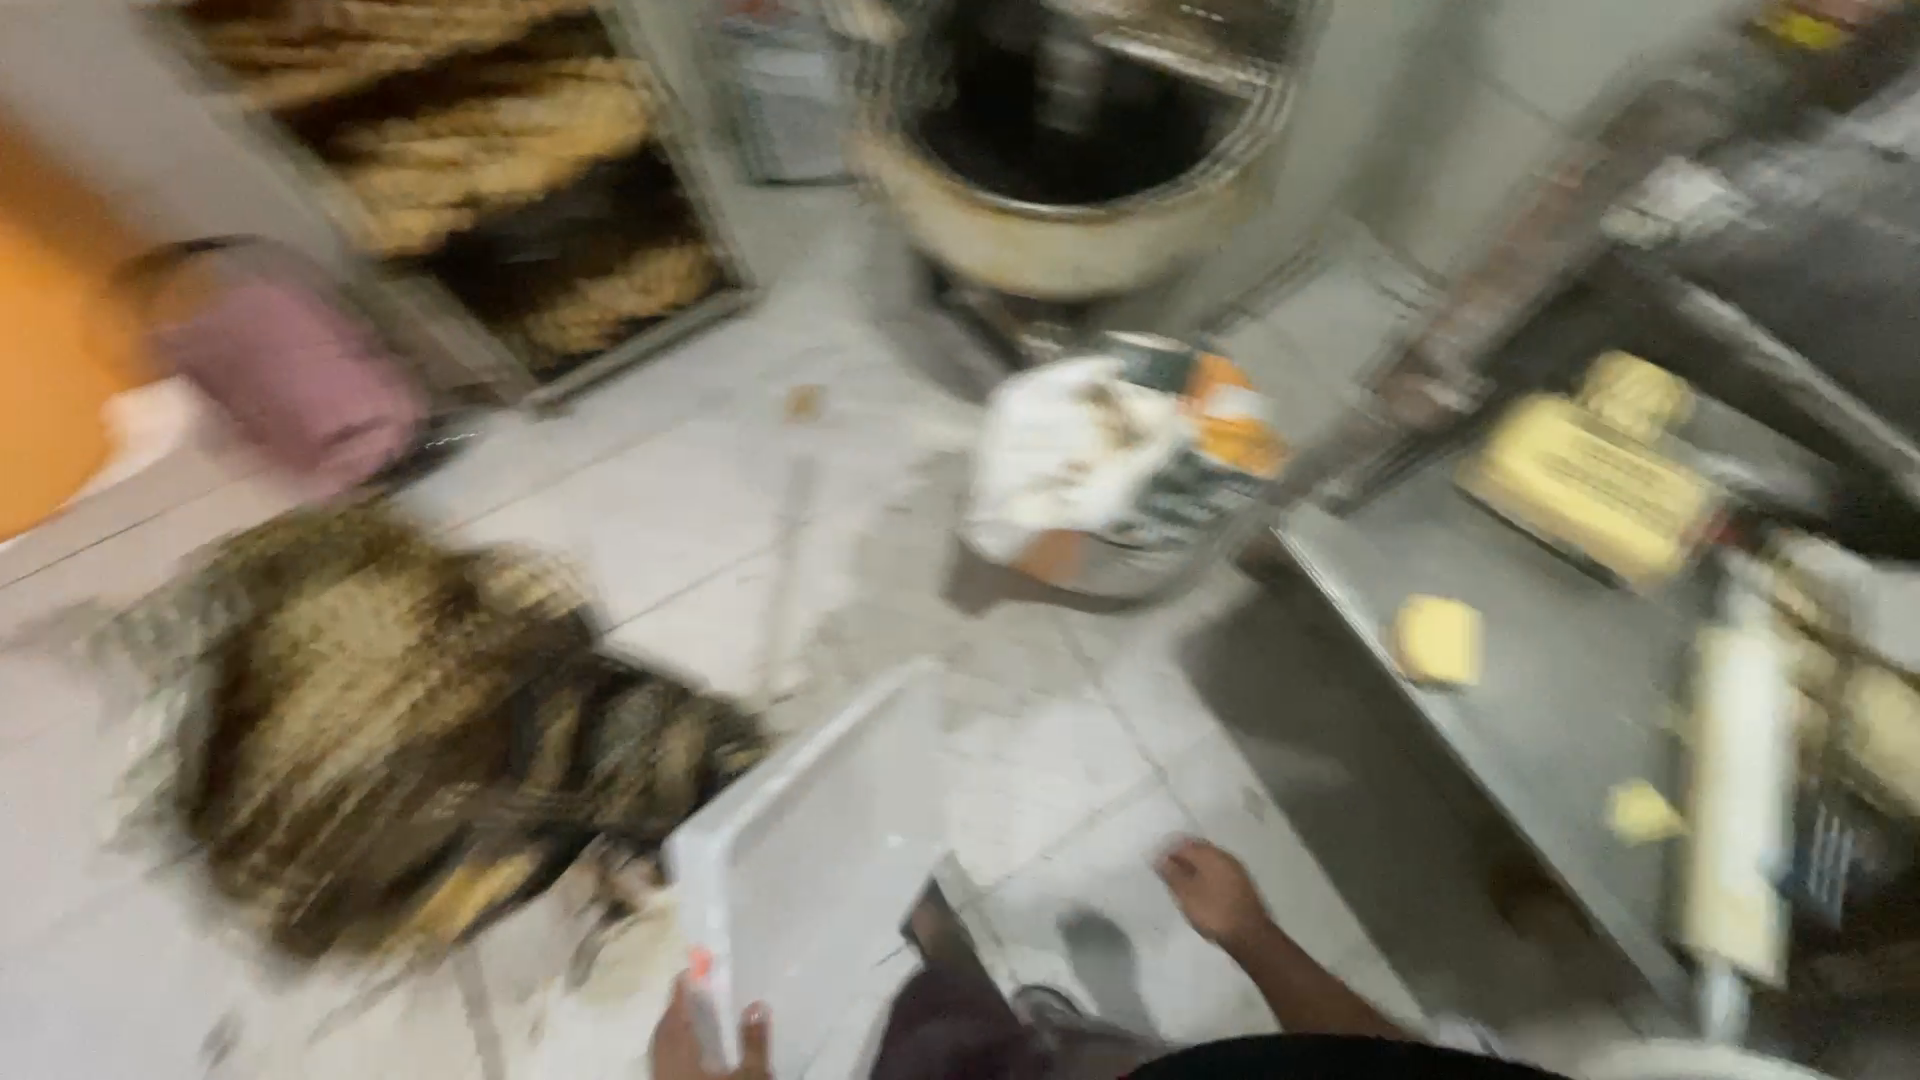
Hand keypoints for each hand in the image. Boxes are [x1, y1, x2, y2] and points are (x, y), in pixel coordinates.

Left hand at [650, 974, 770, 1079]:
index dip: (681, 993)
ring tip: (693, 1015)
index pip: (677, 1018)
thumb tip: (756, 1004)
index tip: (688, 971)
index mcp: (682, 1060)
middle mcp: (665, 1071)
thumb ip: (753, 1041)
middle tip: (693, 990)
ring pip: (661, 1050)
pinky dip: (675, 1048)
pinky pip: (664, 1064)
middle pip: (664, 1033)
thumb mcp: (750, 1075)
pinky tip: (693, 1049)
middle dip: (676, 1009)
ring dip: (673, 1029)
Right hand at [1155, 837, 1275, 951]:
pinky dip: (1206, 875)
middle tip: (1167, 871)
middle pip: (1197, 849)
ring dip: (1194, 866)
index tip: (1156, 863)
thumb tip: (1159, 857)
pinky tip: (1200, 888)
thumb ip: (1171, 873)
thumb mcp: (1186, 894)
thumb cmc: (1214, 912)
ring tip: (1181, 882)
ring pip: (1208, 861)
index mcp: (1210, 854)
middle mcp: (1224, 856)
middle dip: (1181, 857)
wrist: (1251, 936)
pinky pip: (1218, 871)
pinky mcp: (1242, 884)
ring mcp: (1236, 870)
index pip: (1183, 844)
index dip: (1167, 851)